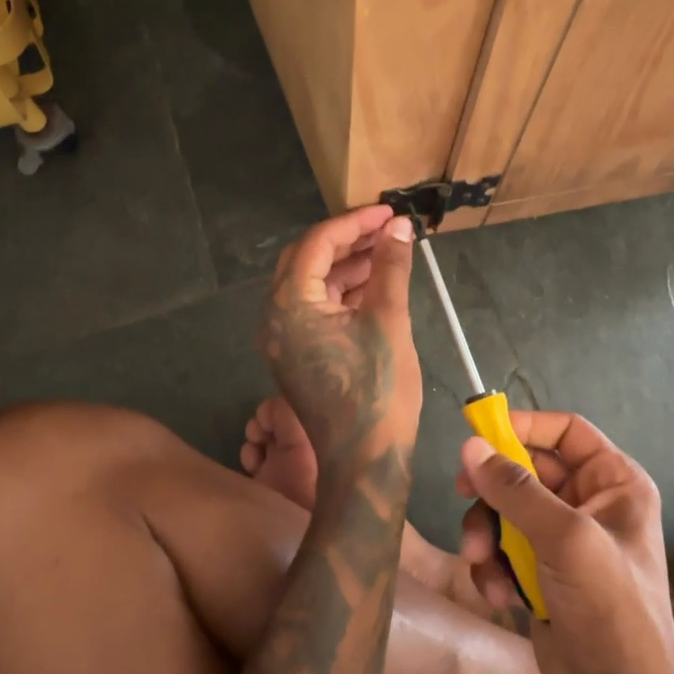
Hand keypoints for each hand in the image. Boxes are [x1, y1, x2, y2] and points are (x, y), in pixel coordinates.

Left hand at [258, 205, 420, 462]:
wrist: (364, 462)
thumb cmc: (379, 391)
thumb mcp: (389, 320)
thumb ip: (390, 267)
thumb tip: (398, 226)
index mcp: (289, 306)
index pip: (317, 244)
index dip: (354, 222)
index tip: (388, 212)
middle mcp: (275, 318)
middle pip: (307, 260)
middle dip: (348, 240)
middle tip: (387, 228)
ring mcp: (283, 339)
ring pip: (311, 284)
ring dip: (347, 265)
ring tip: (388, 250)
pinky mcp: (297, 355)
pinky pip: (314, 308)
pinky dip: (342, 292)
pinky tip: (375, 283)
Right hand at [457, 411, 673, 673]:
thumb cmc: (610, 609)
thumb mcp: (566, 540)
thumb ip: (516, 491)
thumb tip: (471, 445)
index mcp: (615, 483)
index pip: (567, 431)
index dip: (524, 426)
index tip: (479, 433)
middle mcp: (591, 505)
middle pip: (527, 471)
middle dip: (494, 490)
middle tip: (461, 492)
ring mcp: (565, 543)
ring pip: (508, 512)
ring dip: (487, 534)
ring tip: (479, 558)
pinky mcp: (543, 577)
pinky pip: (505, 551)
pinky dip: (493, 567)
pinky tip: (497, 594)